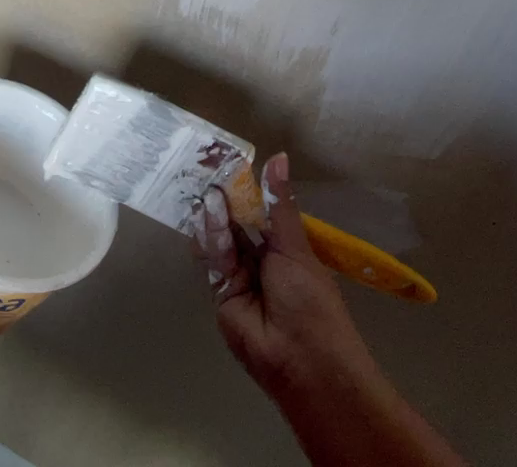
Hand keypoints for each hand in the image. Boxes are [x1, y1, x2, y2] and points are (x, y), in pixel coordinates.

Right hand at [192, 154, 464, 466]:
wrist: (301, 361)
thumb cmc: (310, 301)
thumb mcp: (296, 247)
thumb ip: (279, 203)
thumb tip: (279, 156)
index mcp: (285, 246)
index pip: (259, 210)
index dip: (244, 189)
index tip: (226, 162)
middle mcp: (260, 258)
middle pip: (235, 222)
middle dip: (223, 200)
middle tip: (205, 171)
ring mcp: (239, 275)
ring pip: (220, 238)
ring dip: (217, 219)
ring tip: (212, 199)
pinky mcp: (220, 292)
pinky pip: (212, 260)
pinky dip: (210, 243)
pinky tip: (209, 223)